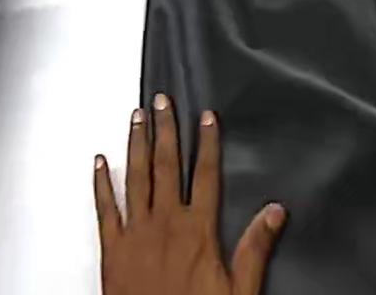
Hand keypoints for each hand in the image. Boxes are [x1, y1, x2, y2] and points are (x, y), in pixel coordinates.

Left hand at [95, 94, 286, 294]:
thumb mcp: (239, 293)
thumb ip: (256, 249)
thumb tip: (276, 211)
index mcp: (197, 230)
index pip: (206, 174)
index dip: (207, 142)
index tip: (206, 116)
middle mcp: (166, 222)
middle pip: (167, 164)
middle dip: (166, 129)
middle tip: (162, 100)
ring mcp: (136, 233)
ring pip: (136, 176)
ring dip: (136, 143)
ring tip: (137, 116)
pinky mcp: (112, 250)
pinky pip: (105, 209)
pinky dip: (101, 183)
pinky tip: (100, 160)